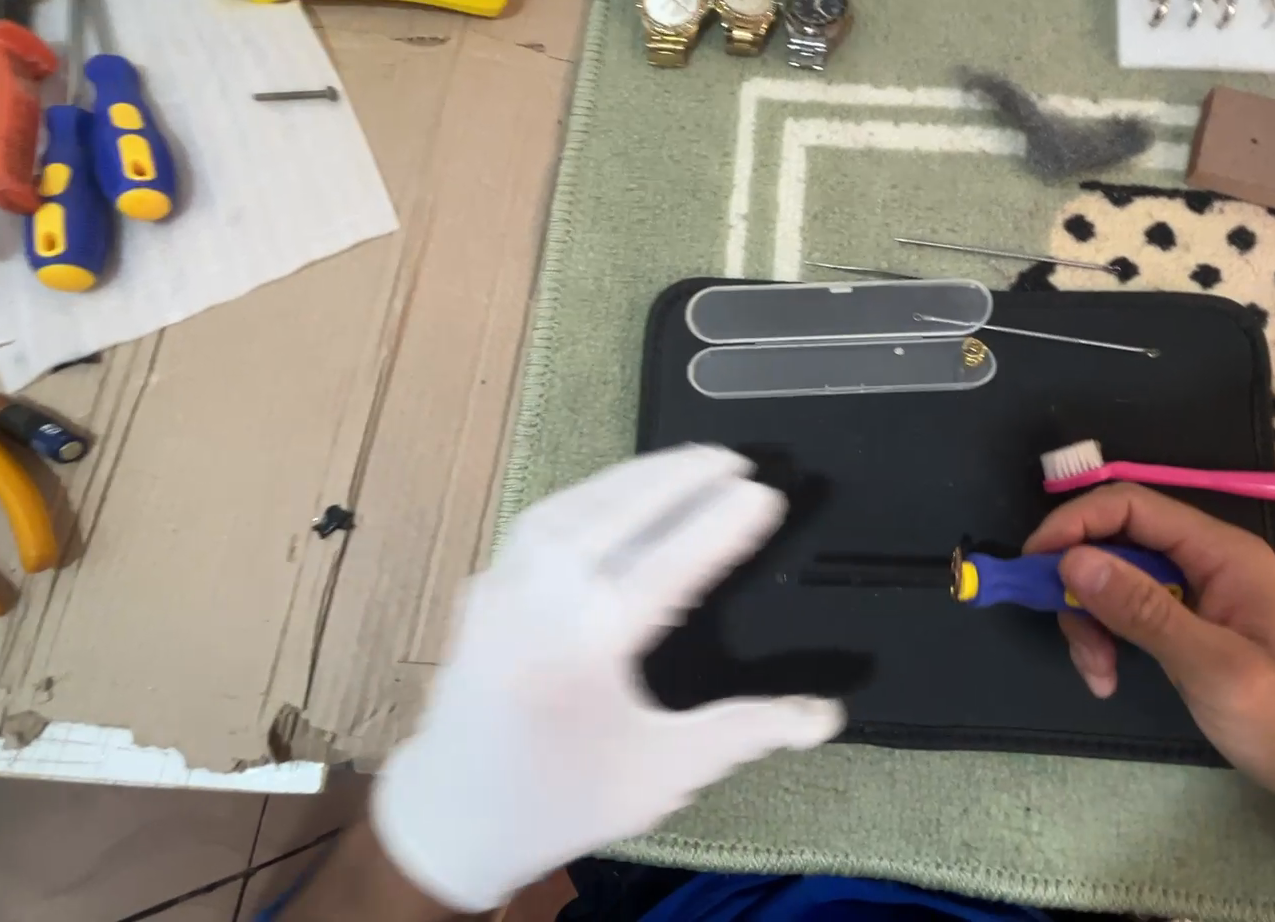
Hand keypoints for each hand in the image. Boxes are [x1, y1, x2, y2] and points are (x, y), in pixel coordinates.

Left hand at [370, 445, 844, 911]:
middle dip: (684, 475)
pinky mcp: (486, 580)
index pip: (673, 561)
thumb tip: (826, 715)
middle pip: (625, 511)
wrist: (448, 818)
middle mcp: (544, 596)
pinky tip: (622, 486)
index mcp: (591, 644)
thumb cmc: (563, 799)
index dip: (724, 523)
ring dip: (640, 473)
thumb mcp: (663, 773)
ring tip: (691, 459)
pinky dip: (594, 489)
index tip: (765, 493)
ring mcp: (506, 580)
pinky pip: (546, 515)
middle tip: (736, 456)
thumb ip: (746, 731)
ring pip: (582, 501)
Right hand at [1028, 485, 1274, 918]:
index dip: (1076, 522)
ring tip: (1096, 671)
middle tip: (1065, 629)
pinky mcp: (1179, 620)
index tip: (1034, 560)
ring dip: (1088, 620)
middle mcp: (1201, 559)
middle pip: (1113, 541)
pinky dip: (1102, 638)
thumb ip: (1143, 610)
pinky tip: (1106, 676)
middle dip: (1079, 584)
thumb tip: (1072, 559)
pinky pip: (1121, 610)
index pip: (1131, 505)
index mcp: (1221, 552)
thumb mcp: (1215, 668)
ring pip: (1109, 578)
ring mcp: (1190, 590)